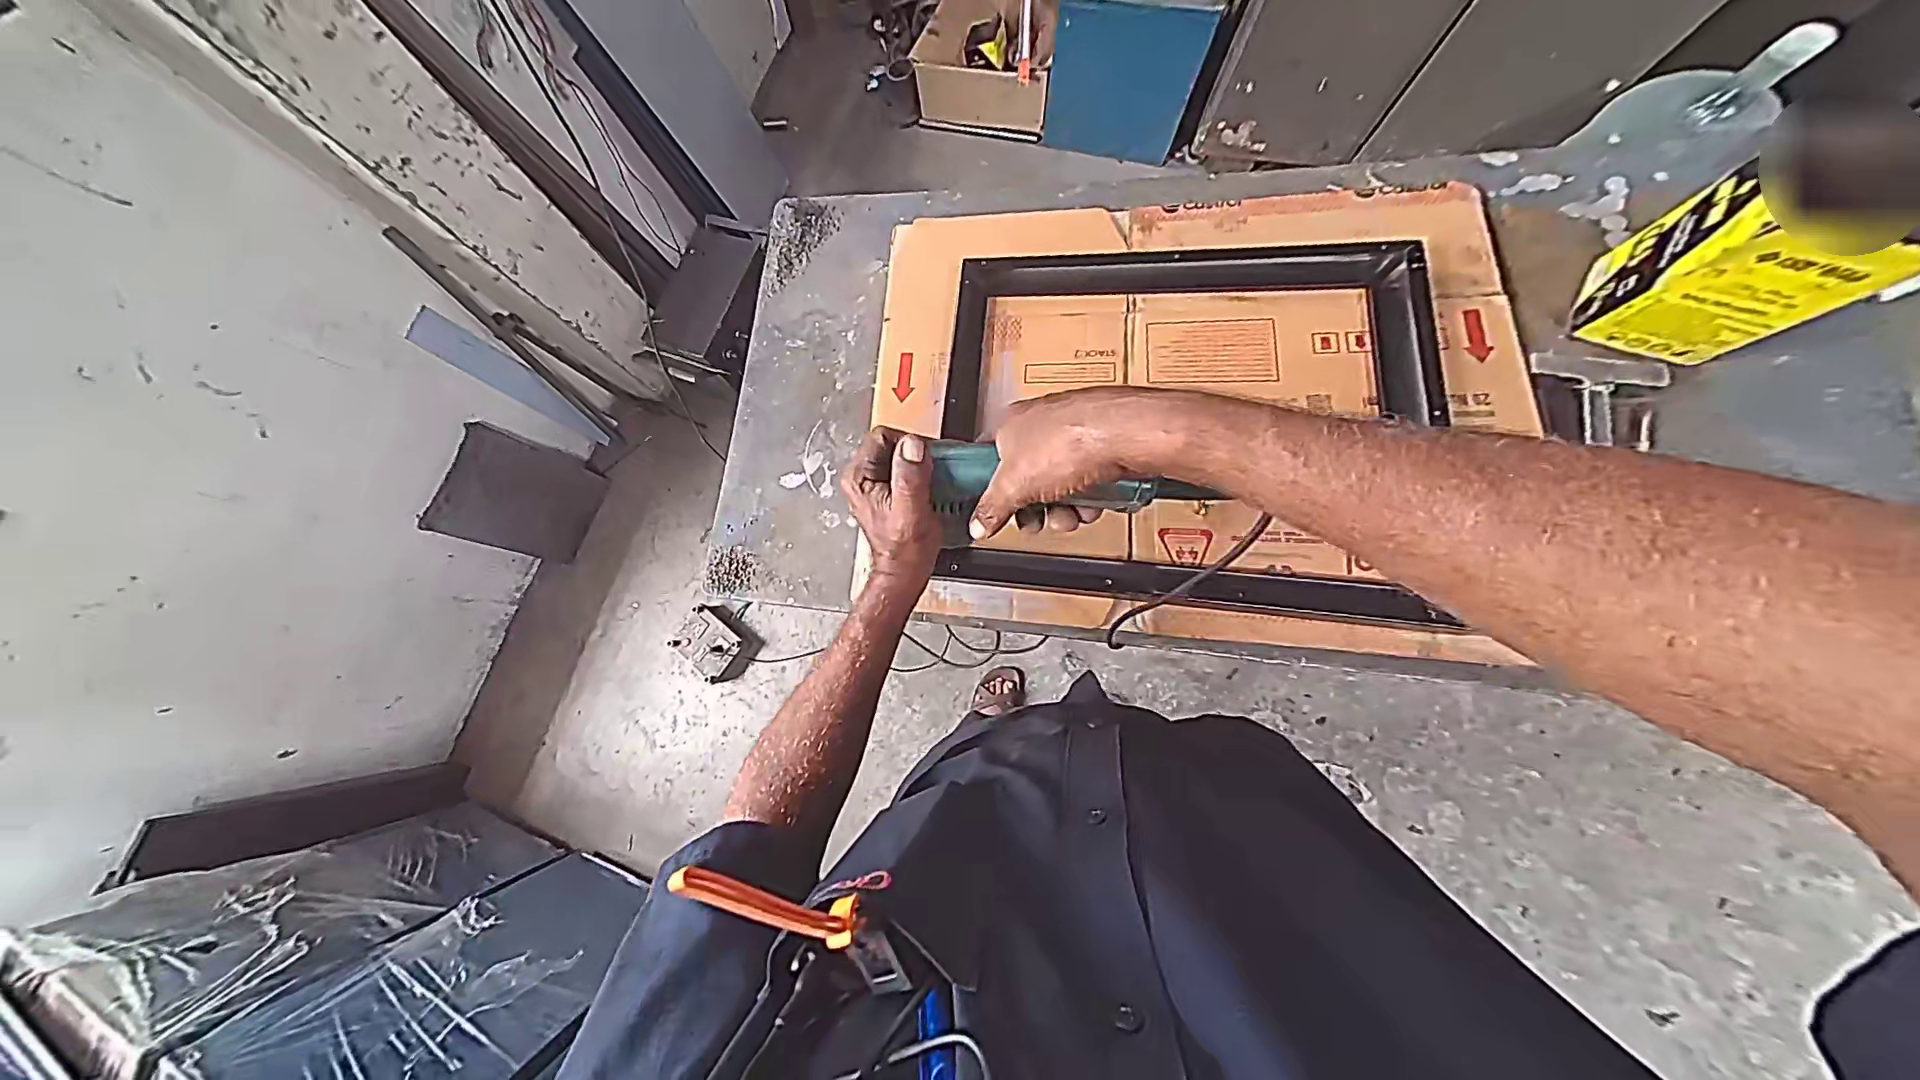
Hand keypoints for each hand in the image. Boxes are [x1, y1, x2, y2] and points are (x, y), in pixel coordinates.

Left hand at [843, 426, 941, 587]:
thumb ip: (910, 476)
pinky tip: (928, 489)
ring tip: (930, 483)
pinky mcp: (889, 490)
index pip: (883, 436)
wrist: (905, 570)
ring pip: (901, 456)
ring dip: (921, 465)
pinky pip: (907, 469)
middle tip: (931, 473)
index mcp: (859, 477)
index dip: (909, 444)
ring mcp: (875, 484)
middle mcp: (862, 477)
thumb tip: (912, 446)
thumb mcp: (910, 509)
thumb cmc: (904, 548)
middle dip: (916, 455)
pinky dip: (921, 475)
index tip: (925, 459)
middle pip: (893, 444)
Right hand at [971, 388, 1174, 539]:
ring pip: (1058, 483)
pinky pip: (1085, 479)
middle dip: (1035, 508)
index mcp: (1009, 424)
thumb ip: (992, 508)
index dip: (991, 491)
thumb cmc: (1072, 440)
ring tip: (1073, 515)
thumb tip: (977, 524)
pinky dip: (1088, 496)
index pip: (988, 461)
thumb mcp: (1015, 486)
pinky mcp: (1100, 446)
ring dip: (1064, 509)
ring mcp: (1072, 435)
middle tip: (1039, 520)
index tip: (995, 513)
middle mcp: (1039, 425)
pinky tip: (1093, 504)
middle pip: (1026, 479)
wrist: (1126, 433)